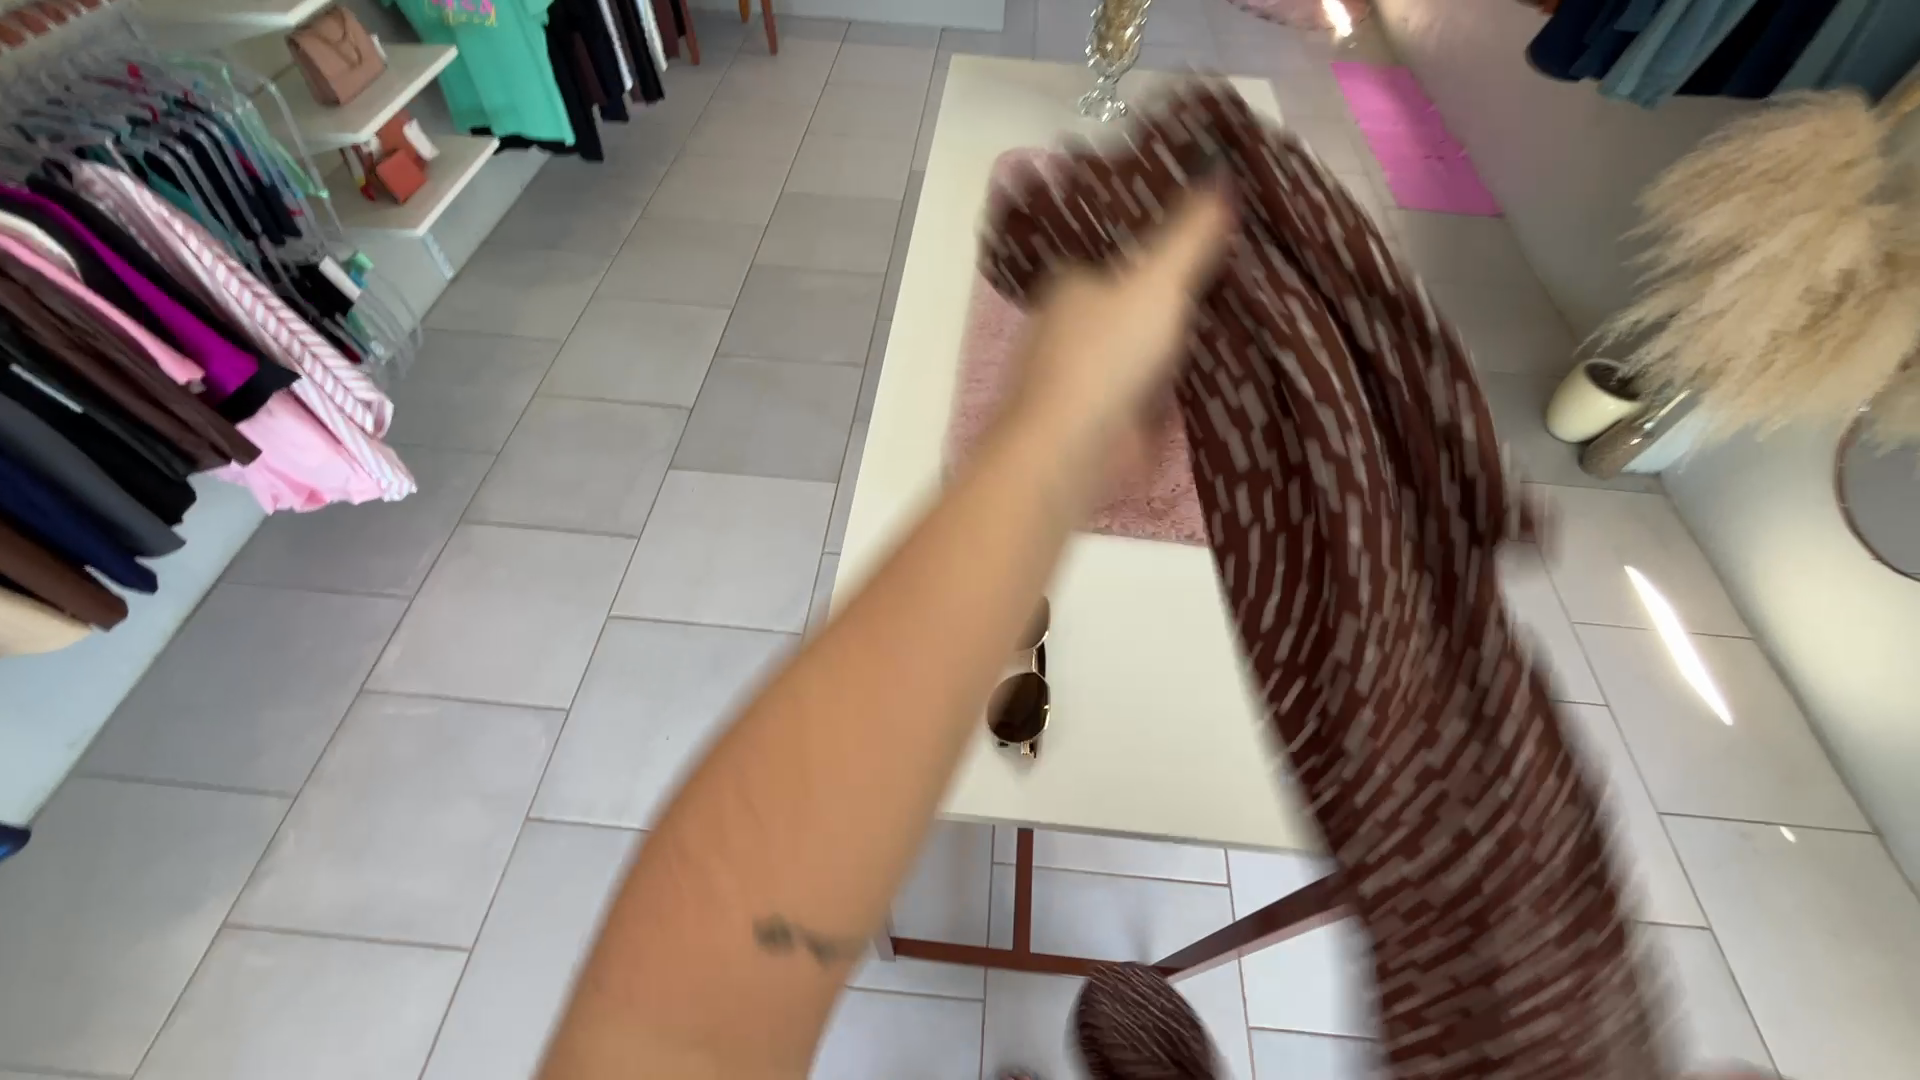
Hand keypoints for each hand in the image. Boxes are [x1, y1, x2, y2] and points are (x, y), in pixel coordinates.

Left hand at [1004, 183, 1235, 493]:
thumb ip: (1189, 233)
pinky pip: (1150, 386)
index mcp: (1071, 283)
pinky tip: (1218, 368)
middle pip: (1133, 298)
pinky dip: (1176, 379)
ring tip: (1243, 314)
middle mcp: (1071, 325)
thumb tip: (1220, 176)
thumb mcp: (1156, 280)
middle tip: (1240, 272)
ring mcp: (1086, 374)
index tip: (1212, 230)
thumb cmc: (1106, 356)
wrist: (1072, 450)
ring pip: (1142, 343)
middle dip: (1175, 292)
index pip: (1119, 247)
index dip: (1163, 238)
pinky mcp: (1104, 415)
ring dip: (1179, 338)